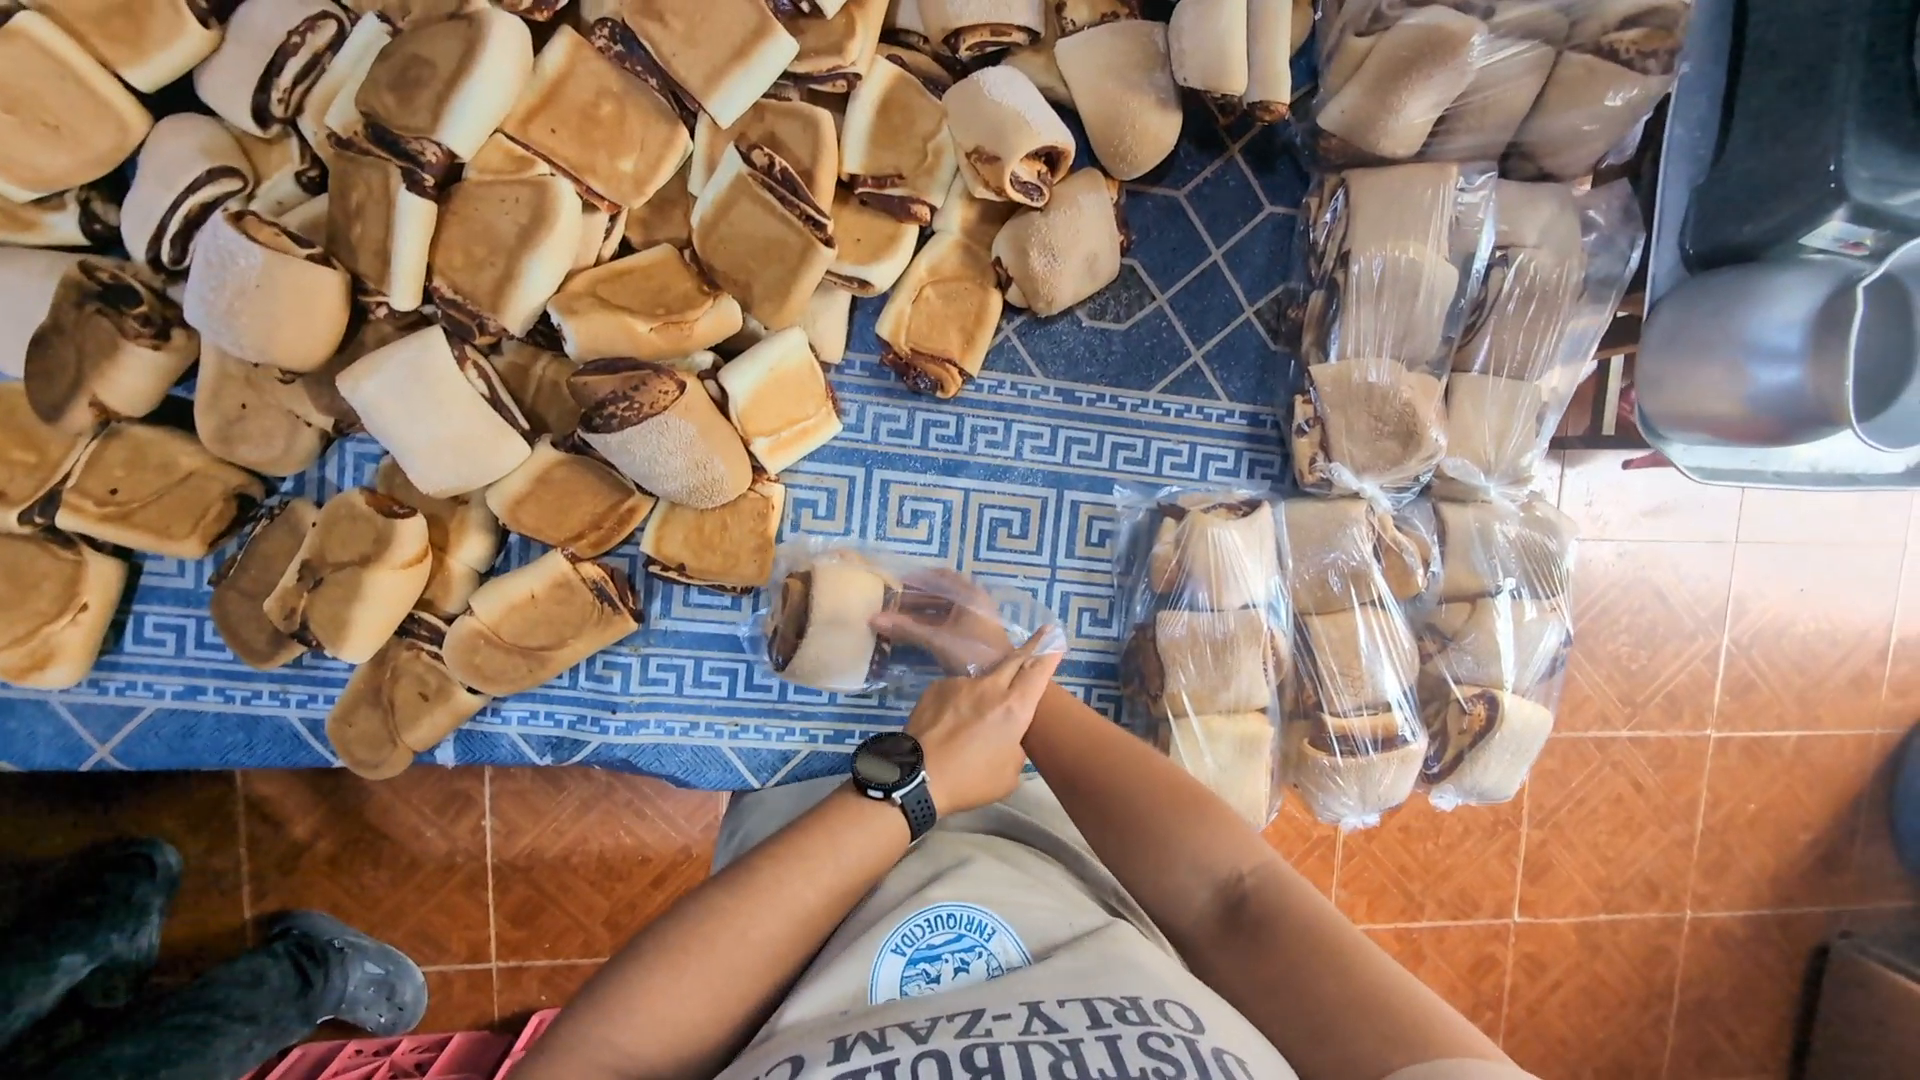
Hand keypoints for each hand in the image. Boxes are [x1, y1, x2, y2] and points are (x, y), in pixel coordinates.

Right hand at [871, 570, 1015, 675]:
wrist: (1002, 679)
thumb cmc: (972, 652)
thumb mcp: (937, 639)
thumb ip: (906, 629)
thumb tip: (872, 619)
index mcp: (969, 595)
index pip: (942, 577)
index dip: (919, 578)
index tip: (897, 583)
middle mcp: (974, 603)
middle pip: (941, 594)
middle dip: (915, 599)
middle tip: (891, 603)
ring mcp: (975, 620)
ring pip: (943, 611)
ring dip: (921, 614)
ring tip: (896, 619)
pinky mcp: (973, 637)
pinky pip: (947, 624)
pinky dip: (930, 626)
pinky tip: (912, 633)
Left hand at [904, 634, 1063, 814]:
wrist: (916, 777)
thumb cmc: (969, 781)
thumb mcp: (1009, 773)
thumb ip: (1015, 746)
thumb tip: (1008, 735)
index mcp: (1014, 708)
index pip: (1038, 671)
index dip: (1050, 654)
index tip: (1056, 640)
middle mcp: (990, 687)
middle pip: (1015, 660)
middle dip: (1030, 647)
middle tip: (1041, 635)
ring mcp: (960, 683)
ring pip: (983, 677)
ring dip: (989, 685)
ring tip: (979, 710)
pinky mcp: (936, 687)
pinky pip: (956, 689)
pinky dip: (961, 699)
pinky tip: (951, 720)